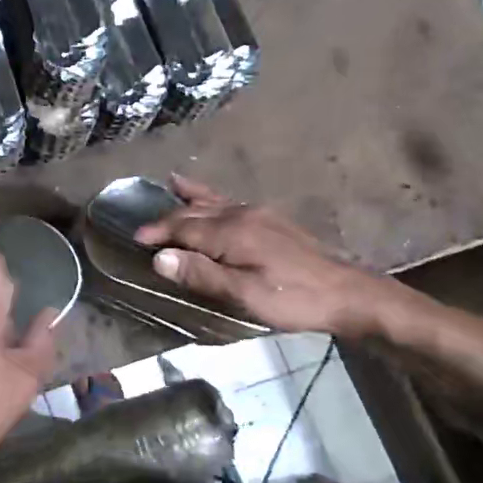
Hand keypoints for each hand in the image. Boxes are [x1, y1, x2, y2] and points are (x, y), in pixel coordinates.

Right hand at [134, 175, 422, 339]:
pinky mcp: (270, 220)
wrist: (347, 293)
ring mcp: (258, 214)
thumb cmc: (293, 299)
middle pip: (195, 211)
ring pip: (213, 201)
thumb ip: (202, 274)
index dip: (158, 232)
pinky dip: (212, 196)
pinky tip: (212, 197)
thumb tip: (160, 258)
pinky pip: (231, 202)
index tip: (135, 238)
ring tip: (170, 184)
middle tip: (145, 227)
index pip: (183, 227)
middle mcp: (241, 214)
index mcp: (232, 232)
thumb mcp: (245, 294)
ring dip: (189, 198)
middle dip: (167, 217)